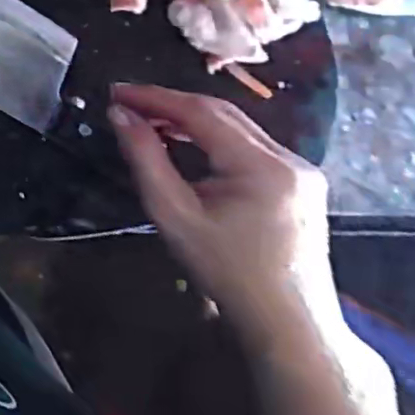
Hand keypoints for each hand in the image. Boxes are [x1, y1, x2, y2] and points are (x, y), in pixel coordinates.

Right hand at [108, 83, 339, 342]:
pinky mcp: (298, 182)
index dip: (153, 96)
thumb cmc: (225, 270)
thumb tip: (119, 113)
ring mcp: (299, 171)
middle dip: (168, 102)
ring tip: (145, 118)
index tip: (115, 91)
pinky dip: (208, 134)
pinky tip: (181, 140)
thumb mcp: (172, 212)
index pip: (200, 112)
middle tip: (124, 101)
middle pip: (219, 112)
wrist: (288, 324)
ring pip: (234, 125)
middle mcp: (289, 160)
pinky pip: (246, 142)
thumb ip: (144, 156)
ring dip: (187, 116)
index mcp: (263, 167)